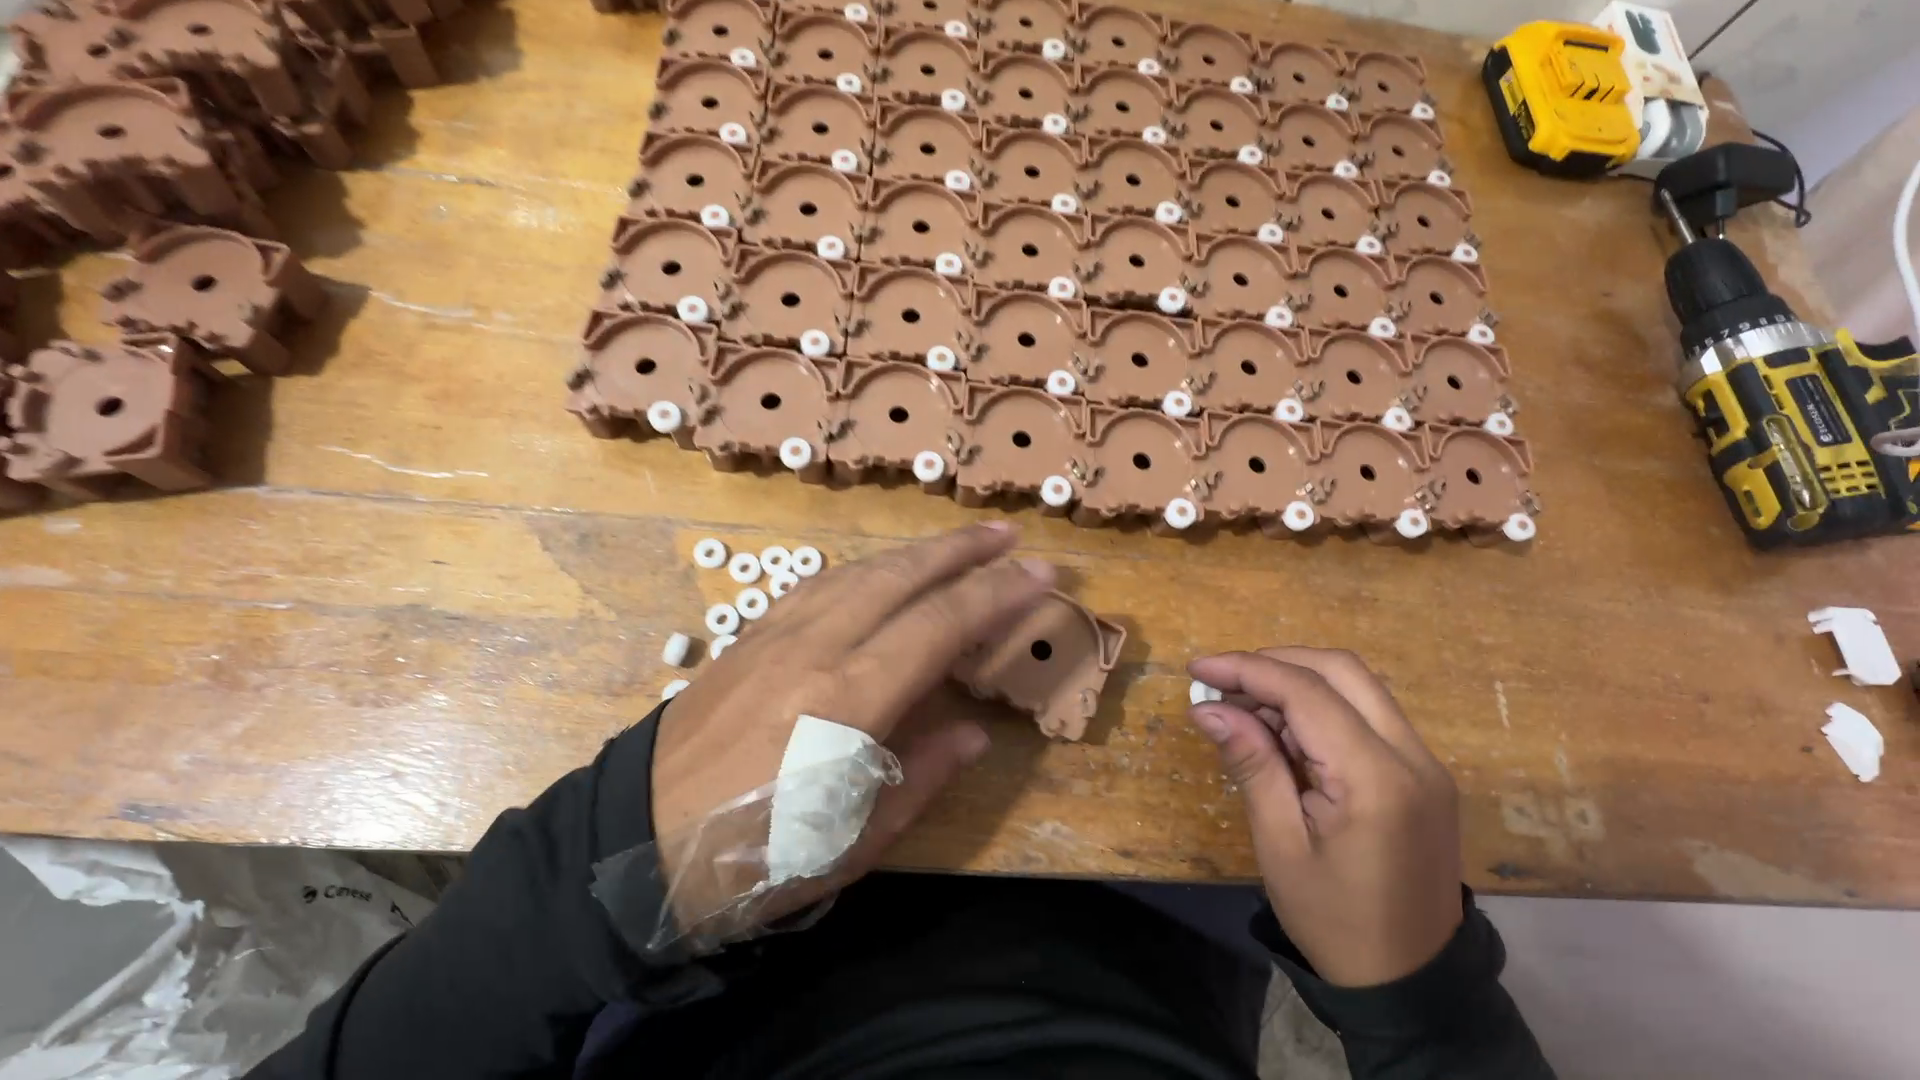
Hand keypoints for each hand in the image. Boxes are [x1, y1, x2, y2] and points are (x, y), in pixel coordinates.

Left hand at [650, 522, 1053, 941]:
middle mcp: (811, 651)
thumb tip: (973, 732)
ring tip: (958, 545)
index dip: (995, 594)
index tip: (1041, 574)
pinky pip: (815, 587)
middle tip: (1008, 533)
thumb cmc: (758, 859)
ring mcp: (772, 638)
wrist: (639, 848)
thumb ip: (922, 777)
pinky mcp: (745, 640)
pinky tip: (878, 573)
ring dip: (913, 553)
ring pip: (856, 573)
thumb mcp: (854, 843)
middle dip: (959, 550)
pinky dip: (861, 570)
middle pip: (899, 578)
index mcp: (846, 703)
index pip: (938, 625)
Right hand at [1187, 648, 1462, 986]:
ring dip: (1298, 683)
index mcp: (1377, 778)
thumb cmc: (1334, 920)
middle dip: (1275, 663)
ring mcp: (1426, 764)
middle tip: (1222, 683)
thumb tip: (1208, 707)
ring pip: (1359, 687)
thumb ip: (1251, 765)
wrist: (1412, 982)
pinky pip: (1369, 716)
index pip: (1307, 692)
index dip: (1247, 669)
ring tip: (1243, 711)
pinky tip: (1283, 734)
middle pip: (1342, 670)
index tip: (1197, 668)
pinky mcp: (1424, 775)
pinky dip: (1322, 708)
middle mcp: (1413, 756)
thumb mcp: (1280, 846)